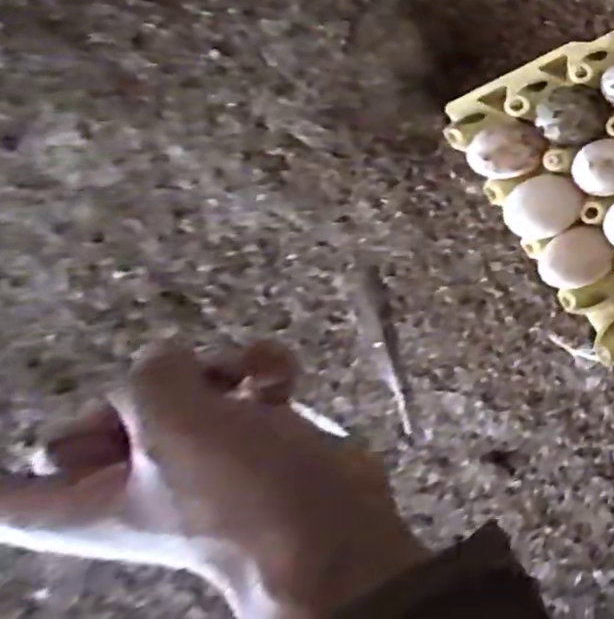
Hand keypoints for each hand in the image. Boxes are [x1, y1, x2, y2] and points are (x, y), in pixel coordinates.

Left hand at [0, 341, 428, 618]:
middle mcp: (124, 485)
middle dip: (165, 384)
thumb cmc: (237, 489)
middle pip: (111, 418)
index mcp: (72, 504)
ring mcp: (195, 464)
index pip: (2, 486)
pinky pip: (246, 397)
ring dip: (228, 370)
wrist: (325, 516)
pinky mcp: (254, 446)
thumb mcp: (183, 425)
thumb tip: (160, 353)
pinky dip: (265, 378)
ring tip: (257, 371)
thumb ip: (156, 380)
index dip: (7, 454)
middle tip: (199, 378)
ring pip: (191, 397)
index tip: (49, 421)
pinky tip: (285, 377)